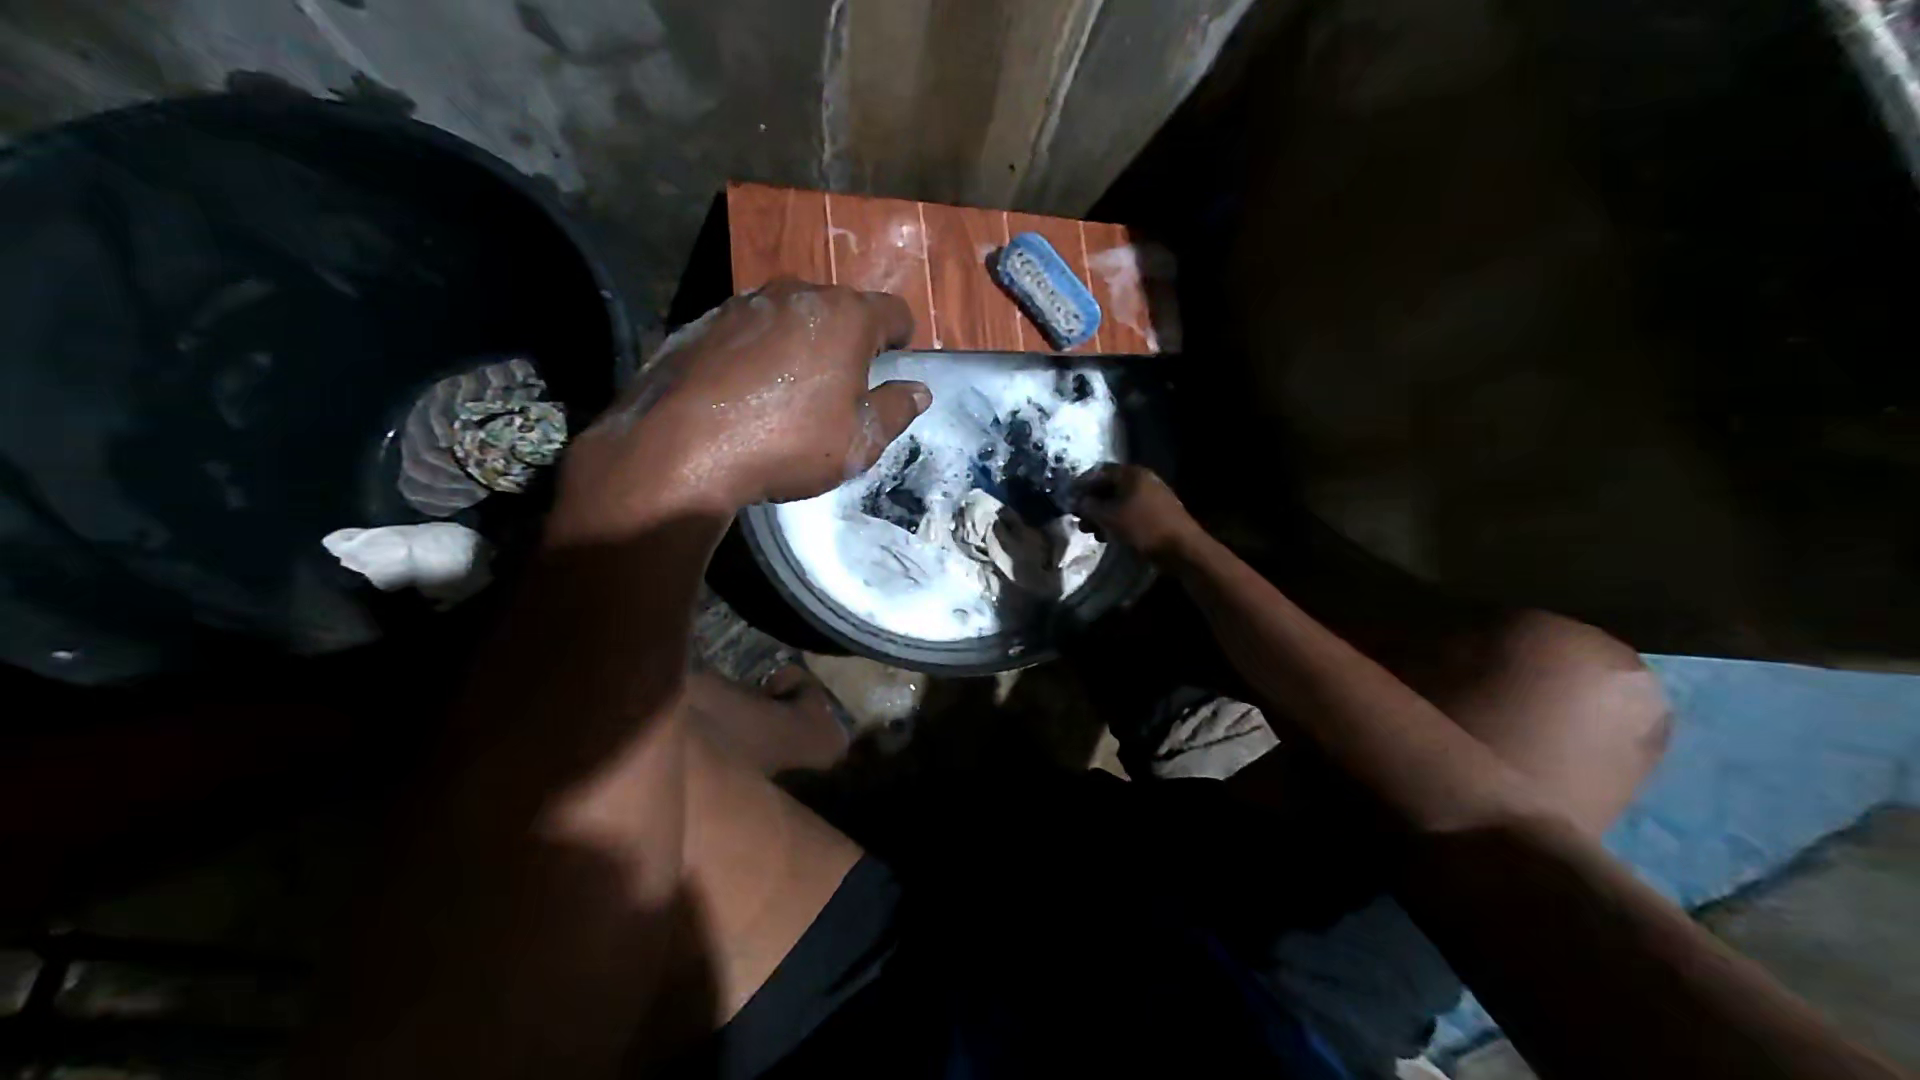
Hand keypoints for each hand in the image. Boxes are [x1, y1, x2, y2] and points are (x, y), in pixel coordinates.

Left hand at [552, 280, 927, 538]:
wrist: (681, 448)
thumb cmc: (789, 444)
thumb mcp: (859, 441)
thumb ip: (896, 410)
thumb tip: (919, 390)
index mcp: (845, 316)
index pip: (893, 311)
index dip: (900, 339)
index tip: (892, 365)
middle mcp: (796, 293)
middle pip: (839, 309)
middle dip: (848, 340)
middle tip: (841, 386)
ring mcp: (744, 303)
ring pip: (790, 315)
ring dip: (801, 342)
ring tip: (790, 390)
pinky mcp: (702, 320)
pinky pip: (748, 330)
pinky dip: (758, 351)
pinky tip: (746, 391)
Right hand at [1073, 464, 1202, 560]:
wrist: (1182, 548)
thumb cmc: (1142, 527)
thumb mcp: (1108, 517)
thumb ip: (1089, 507)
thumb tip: (1079, 502)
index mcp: (1132, 474)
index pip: (1100, 472)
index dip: (1082, 485)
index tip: (1070, 500)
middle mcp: (1144, 480)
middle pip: (1110, 488)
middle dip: (1092, 504)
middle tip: (1079, 520)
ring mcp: (1153, 497)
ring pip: (1120, 503)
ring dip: (1103, 516)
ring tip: (1092, 532)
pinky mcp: (1158, 514)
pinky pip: (1132, 513)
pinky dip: (1118, 522)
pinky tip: (1109, 537)